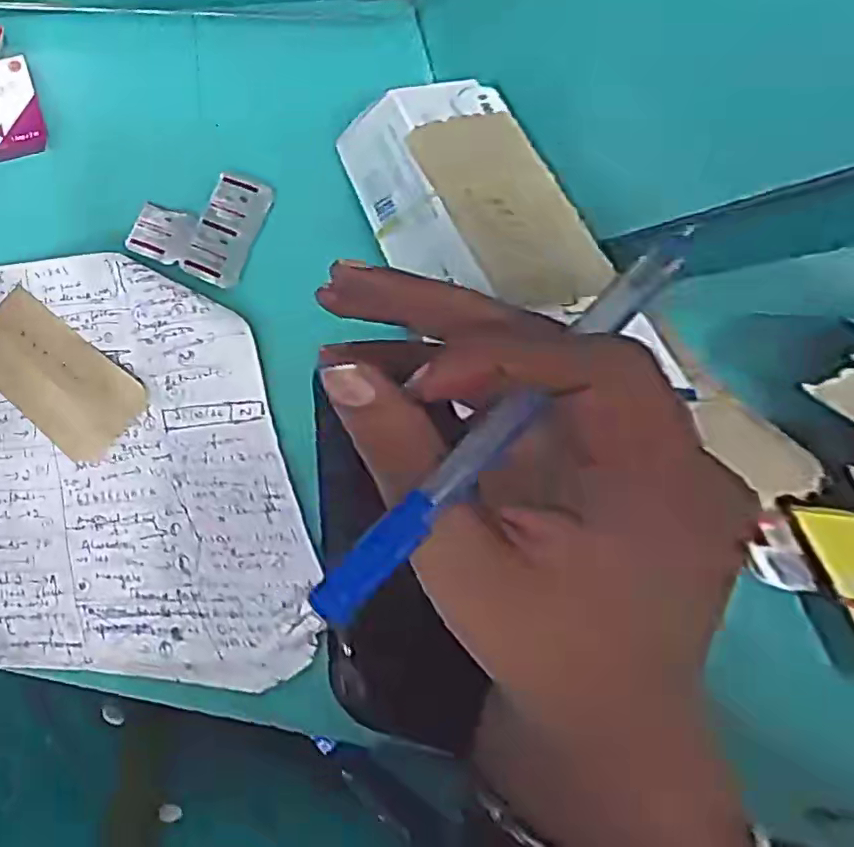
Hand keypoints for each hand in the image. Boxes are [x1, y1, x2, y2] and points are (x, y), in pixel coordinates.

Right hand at [315, 261, 755, 845]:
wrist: (587, 707)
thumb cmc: (531, 641)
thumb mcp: (451, 551)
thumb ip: (398, 453)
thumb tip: (339, 369)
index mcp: (655, 477)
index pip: (594, 371)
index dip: (496, 356)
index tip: (415, 381)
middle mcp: (641, 441)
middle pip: (539, 342)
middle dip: (433, 309)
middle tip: (341, 288)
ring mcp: (601, 441)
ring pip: (512, 357)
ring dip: (422, 331)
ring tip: (338, 313)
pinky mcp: (563, 449)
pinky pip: (496, 393)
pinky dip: (430, 373)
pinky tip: (371, 364)